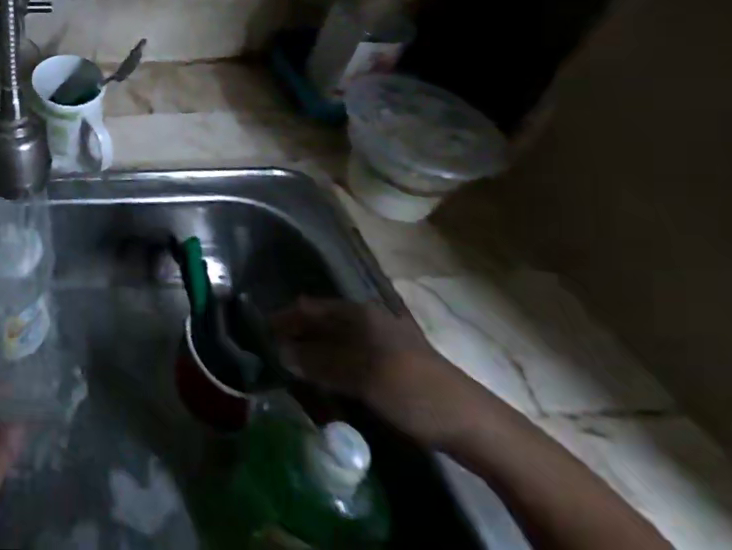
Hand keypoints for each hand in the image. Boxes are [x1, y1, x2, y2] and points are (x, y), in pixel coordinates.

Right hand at [269, 295, 486, 449]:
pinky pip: (350, 360)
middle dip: (296, 337)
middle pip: (321, 323)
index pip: (308, 307)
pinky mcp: (392, 366)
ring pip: (336, 343)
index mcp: (359, 313)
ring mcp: (383, 343)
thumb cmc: (411, 390)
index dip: (283, 319)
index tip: (259, 334)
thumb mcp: (359, 376)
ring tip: (293, 374)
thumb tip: (280, 352)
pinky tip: (327, 386)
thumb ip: (317, 362)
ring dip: (314, 356)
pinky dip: (332, 369)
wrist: (472, 424)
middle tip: (272, 357)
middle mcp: (369, 320)